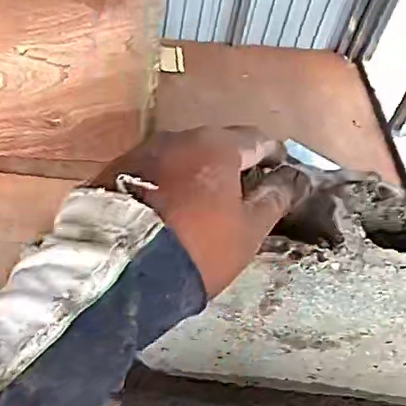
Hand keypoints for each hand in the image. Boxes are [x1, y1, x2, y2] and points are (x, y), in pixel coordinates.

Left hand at [91, 127, 310, 296]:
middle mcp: (177, 138)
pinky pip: (150, 175)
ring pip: (179, 160)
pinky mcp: (111, 173)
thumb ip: (273, 200)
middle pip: (214, 146)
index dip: (272, 157)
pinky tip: (164, 213)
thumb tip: (294, 179)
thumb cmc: (198, 249)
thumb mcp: (247, 231)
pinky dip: (163, 188)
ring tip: (198, 208)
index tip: (278, 174)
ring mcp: (140, 152)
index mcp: (217, 146)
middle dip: (229, 167)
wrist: (121, 267)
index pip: (257, 140)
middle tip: (237, 196)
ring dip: (193, 177)